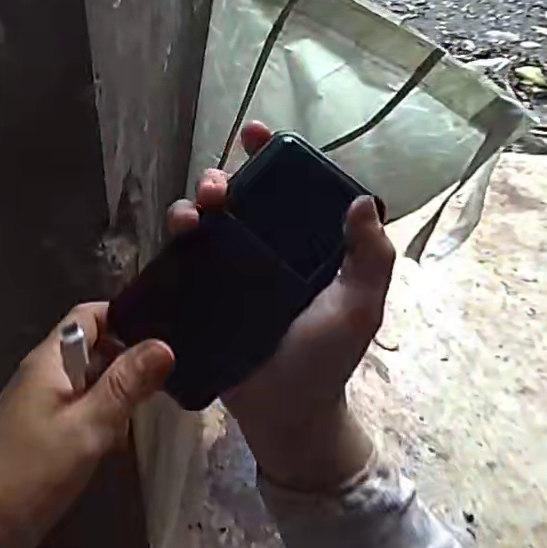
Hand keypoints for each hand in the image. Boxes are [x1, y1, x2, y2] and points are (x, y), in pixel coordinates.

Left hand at [0, 302, 174, 547]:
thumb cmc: (32, 473)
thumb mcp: (88, 426)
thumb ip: (126, 384)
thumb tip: (165, 344)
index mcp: (50, 360)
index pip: (90, 315)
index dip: (124, 316)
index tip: (162, 330)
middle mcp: (45, 374)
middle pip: (94, 347)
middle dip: (128, 359)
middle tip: (168, 376)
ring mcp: (42, 405)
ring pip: (90, 382)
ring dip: (118, 393)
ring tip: (153, 407)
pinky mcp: (43, 434)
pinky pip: (81, 411)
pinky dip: (103, 418)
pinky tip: (122, 441)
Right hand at [167, 121, 396, 491]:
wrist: (284, 412)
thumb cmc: (325, 358)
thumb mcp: (358, 308)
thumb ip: (371, 259)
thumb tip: (362, 201)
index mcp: (301, 242)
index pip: (284, 188)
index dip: (269, 156)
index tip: (252, 135)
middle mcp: (263, 247)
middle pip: (235, 196)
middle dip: (220, 178)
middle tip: (217, 189)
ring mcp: (229, 268)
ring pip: (205, 219)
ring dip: (193, 203)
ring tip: (193, 215)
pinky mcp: (201, 291)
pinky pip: (183, 255)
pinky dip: (176, 237)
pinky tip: (175, 235)